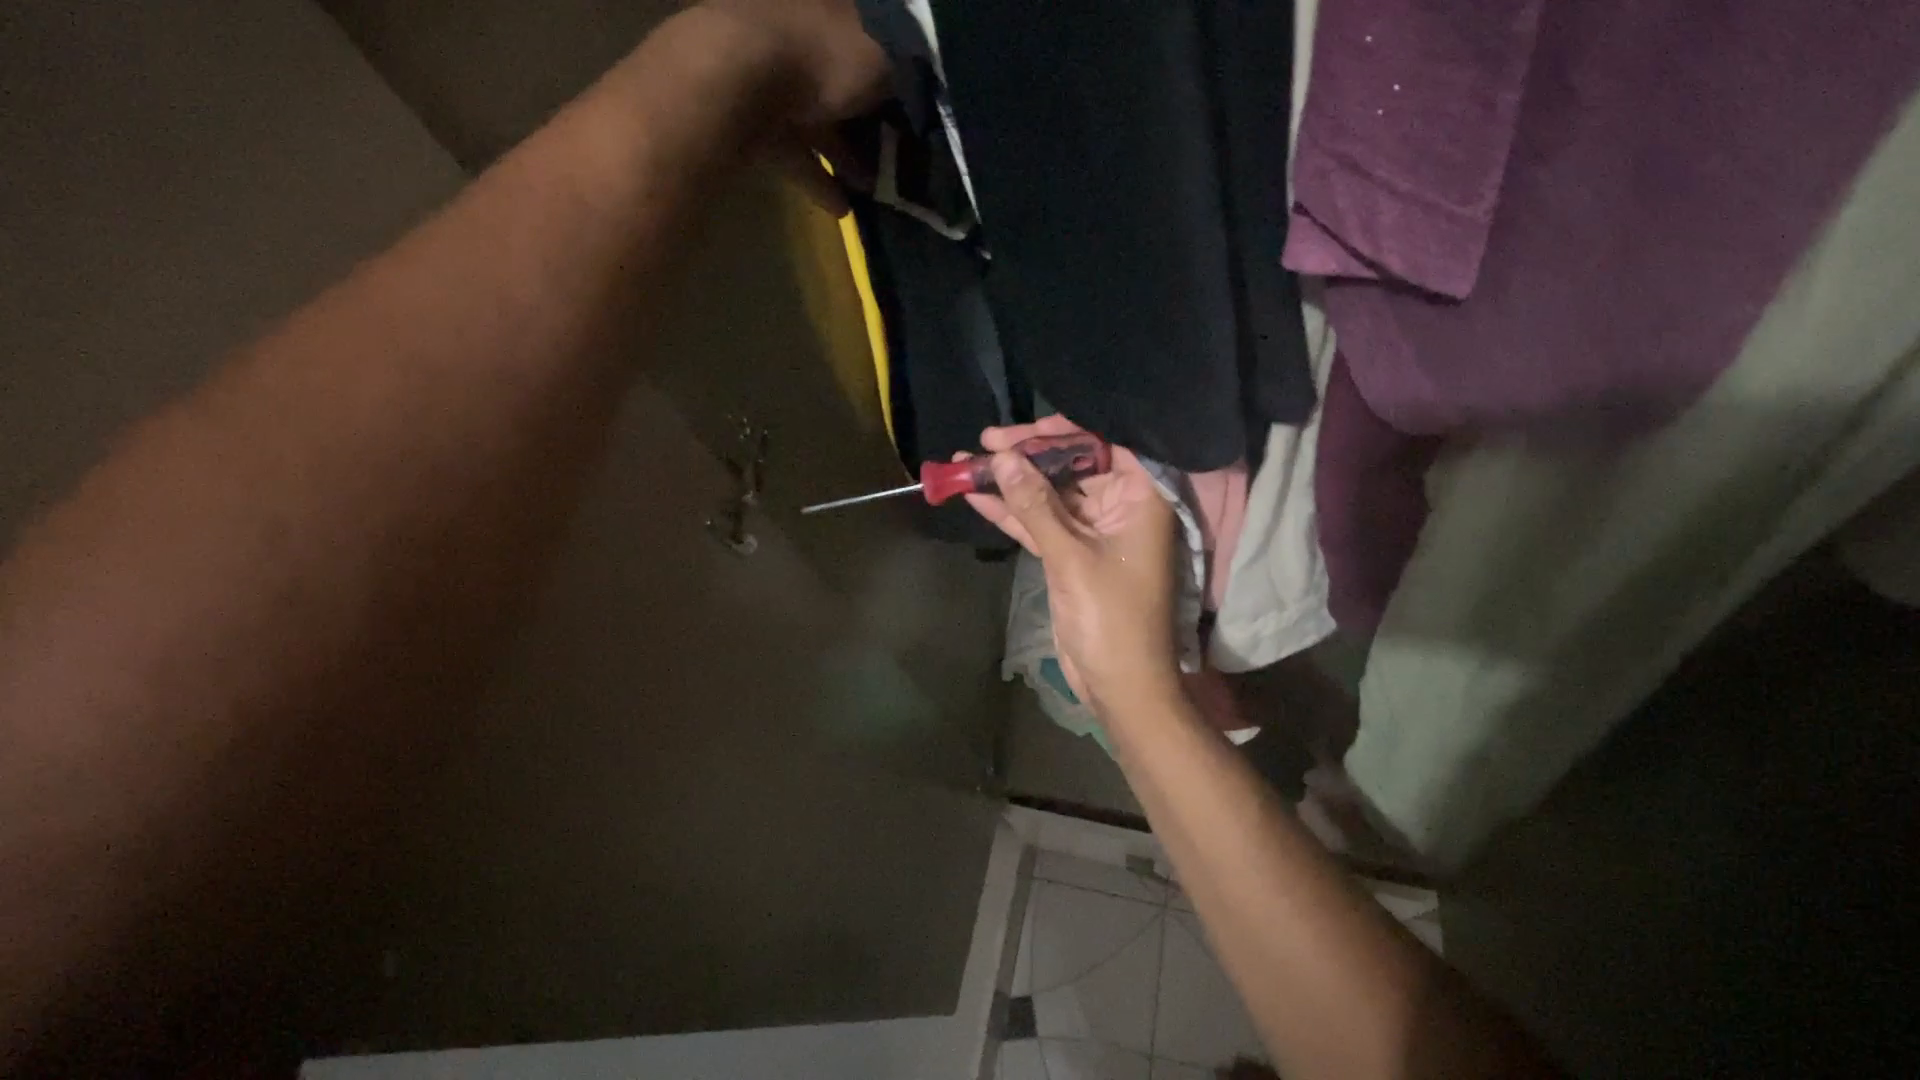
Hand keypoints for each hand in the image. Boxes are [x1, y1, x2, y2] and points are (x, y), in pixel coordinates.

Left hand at [696, 0, 888, 212]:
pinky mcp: (744, 114)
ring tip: (871, 190)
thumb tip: (902, 91)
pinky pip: (789, 148)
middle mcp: (792, 25)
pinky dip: (814, 177)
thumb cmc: (818, 57)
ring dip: (842, 155)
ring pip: (812, 115)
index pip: (865, 29)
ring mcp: (762, 70)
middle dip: (863, 118)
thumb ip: (895, 78)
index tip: (906, 105)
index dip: (888, 67)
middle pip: (836, 75)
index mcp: (827, 1)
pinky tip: (841, 208)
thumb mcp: (878, 62)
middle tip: (891, 156)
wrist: (735, 81)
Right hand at [964, 417, 1183, 712]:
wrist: (1120, 683)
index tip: (1019, 431)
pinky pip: (1039, 523)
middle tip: (983, 441)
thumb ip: (1034, 505)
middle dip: (1027, 455)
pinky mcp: (1071, 554)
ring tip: (964, 462)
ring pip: (1049, 495)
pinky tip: (975, 496)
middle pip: (1072, 465)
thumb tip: (1001, 458)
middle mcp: (1120, 506)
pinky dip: (1011, 513)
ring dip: (1011, 482)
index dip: (1062, 431)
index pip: (1105, 443)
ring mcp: (1094, 531)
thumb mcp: (1070, 556)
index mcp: (1141, 497)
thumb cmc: (1111, 618)